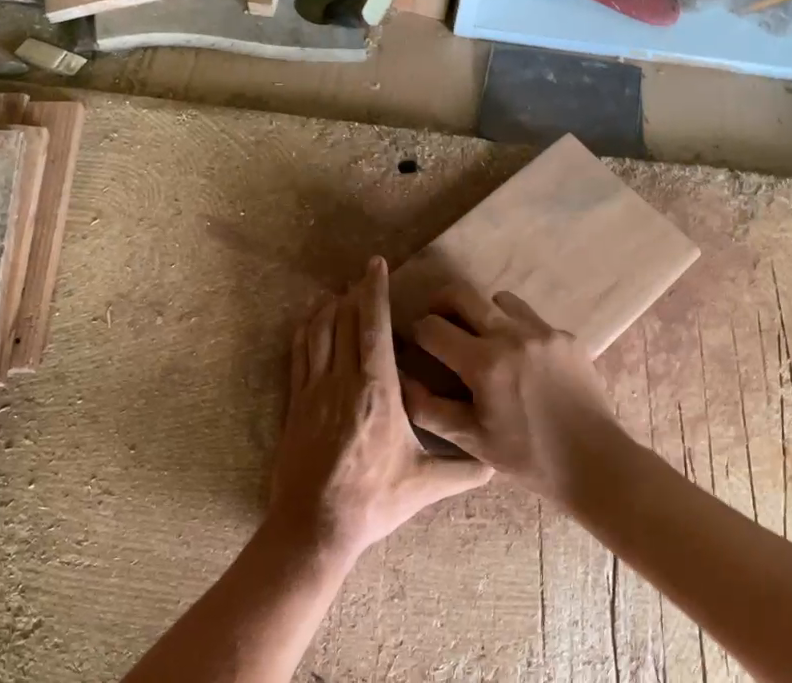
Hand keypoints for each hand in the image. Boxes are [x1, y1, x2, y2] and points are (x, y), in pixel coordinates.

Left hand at [267, 257, 492, 559]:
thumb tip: (497, 461)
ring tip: (337, 292)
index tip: (376, 264)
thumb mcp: (424, 485)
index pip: (375, 327)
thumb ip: (464, 469)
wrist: (314, 527)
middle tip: (361, 275)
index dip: (375, 291)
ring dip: (328, 308)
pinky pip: (298, 356)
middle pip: (344, 321)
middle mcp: (342, 381)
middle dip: (354, 293)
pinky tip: (309, 324)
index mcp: (377, 391)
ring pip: (317, 333)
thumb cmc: (373, 501)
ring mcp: (313, 391)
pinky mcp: (294, 405)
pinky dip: (305, 332)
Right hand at [399, 286, 625, 502]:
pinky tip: (519, 359)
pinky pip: (530, 318)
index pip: (432, 327)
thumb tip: (400, 379)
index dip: (415, 333)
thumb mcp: (471, 440)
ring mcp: (542, 331)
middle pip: (461, 293)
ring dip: (480, 312)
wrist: (595, 462)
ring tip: (480, 339)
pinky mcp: (566, 336)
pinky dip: (515, 328)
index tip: (414, 344)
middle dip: (439, 304)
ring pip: (497, 299)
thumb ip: (428, 408)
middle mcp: (512, 335)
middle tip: (435, 323)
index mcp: (484, 363)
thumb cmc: (528, 457)